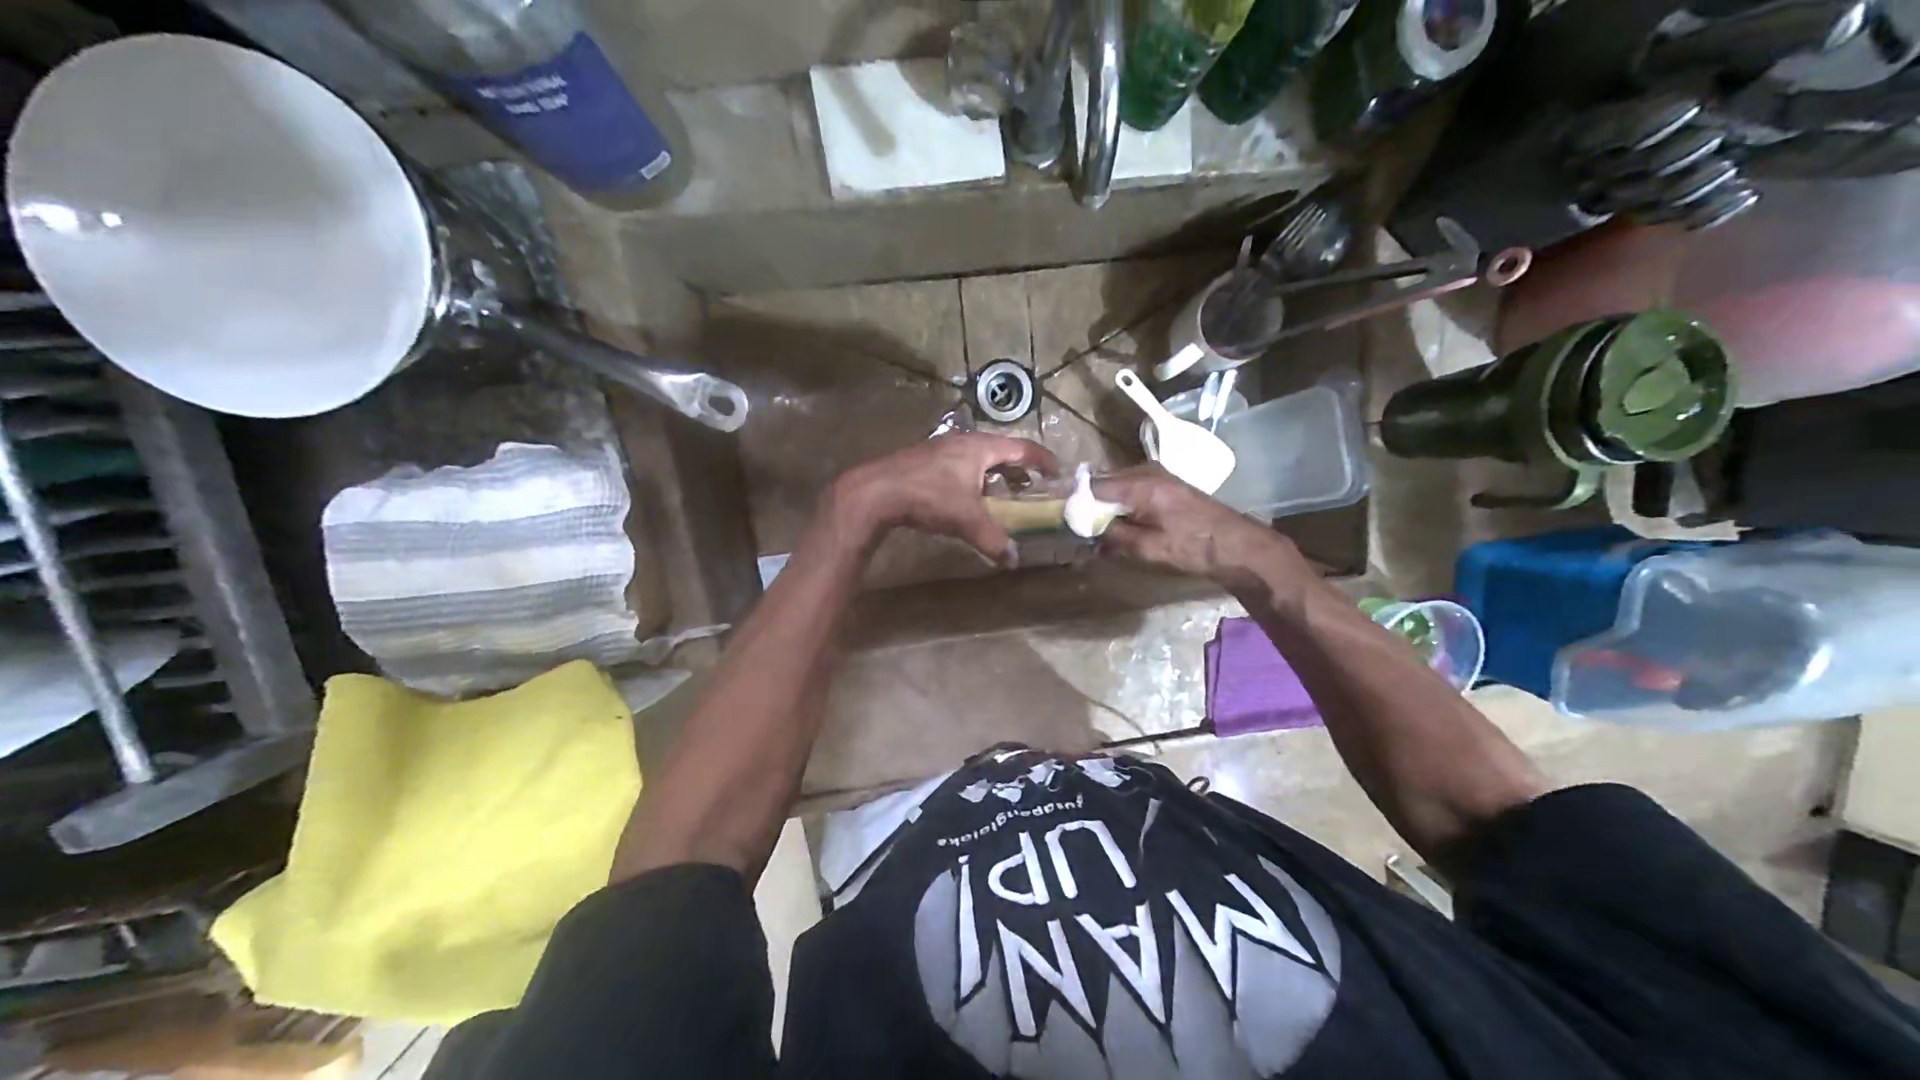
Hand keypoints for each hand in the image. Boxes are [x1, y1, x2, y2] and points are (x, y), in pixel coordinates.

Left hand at [831, 434, 1057, 565]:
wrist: (876, 491)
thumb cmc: (928, 497)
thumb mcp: (966, 520)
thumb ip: (993, 539)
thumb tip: (1014, 560)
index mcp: (980, 448)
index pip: (1022, 448)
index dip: (1043, 460)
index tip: (1058, 472)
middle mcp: (963, 442)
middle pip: (1000, 450)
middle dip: (1018, 468)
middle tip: (1031, 486)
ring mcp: (941, 449)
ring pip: (977, 458)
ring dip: (993, 474)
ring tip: (1001, 494)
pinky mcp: (925, 460)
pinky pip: (959, 465)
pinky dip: (973, 478)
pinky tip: (967, 498)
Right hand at [1093, 464, 1294, 586]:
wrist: (1239, 546)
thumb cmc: (1193, 548)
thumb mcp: (1147, 549)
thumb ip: (1113, 536)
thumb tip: (1087, 530)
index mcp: (1140, 484)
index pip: (1093, 485)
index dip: (1074, 500)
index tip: (1060, 517)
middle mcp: (1146, 472)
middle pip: (1104, 483)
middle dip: (1088, 505)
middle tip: (1075, 529)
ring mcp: (1158, 477)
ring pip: (1117, 488)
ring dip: (1105, 508)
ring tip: (1095, 533)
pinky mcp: (1167, 486)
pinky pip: (1133, 492)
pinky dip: (1122, 507)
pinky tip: (1118, 528)